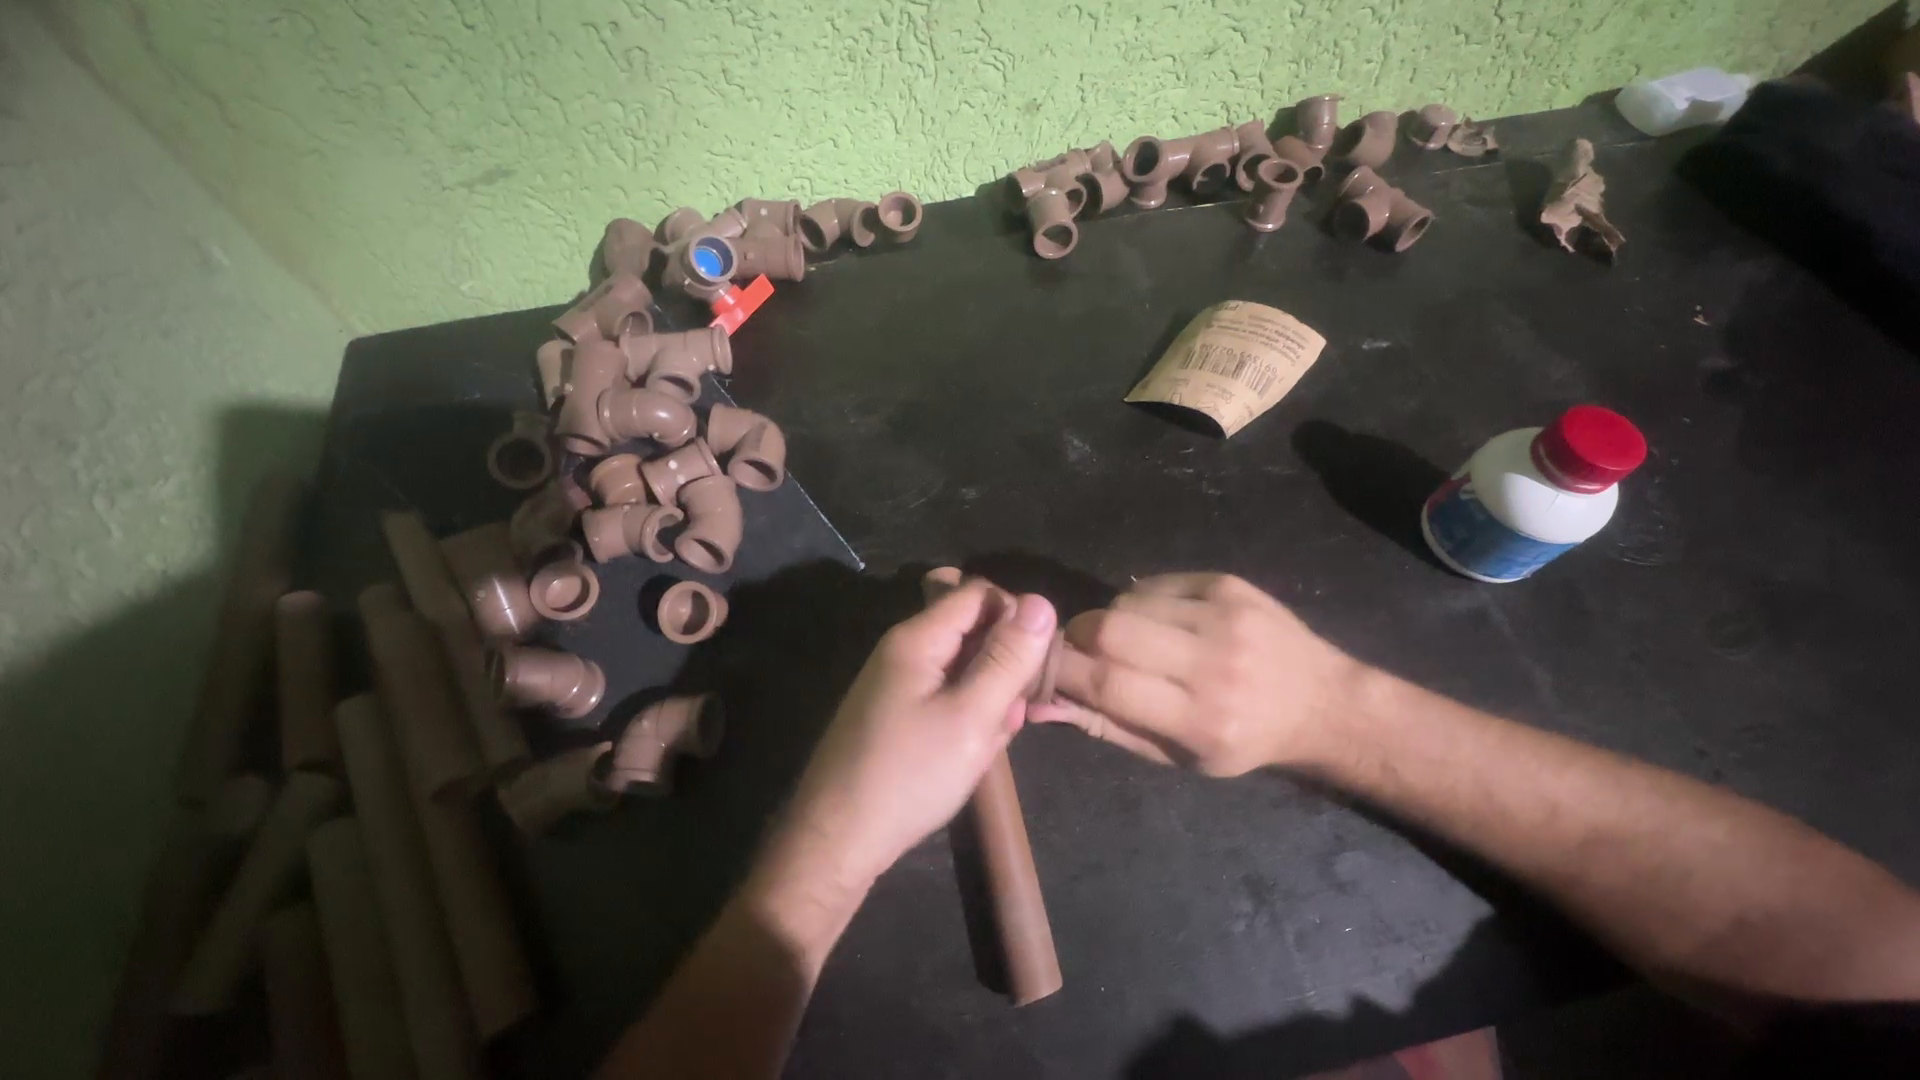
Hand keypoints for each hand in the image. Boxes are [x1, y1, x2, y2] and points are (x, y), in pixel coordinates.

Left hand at [751, 577, 1057, 924]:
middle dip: (1002, 668)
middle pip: (972, 630)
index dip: (1016, 617)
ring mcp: (897, 683)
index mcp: (917, 638)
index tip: (1033, 665)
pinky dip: (966, 718)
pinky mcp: (896, 713)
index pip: (979, 593)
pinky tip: (968, 754)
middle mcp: (903, 650)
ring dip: (987, 699)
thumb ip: (1007, 659)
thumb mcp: (972, 717)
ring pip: (963, 669)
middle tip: (1008, 717)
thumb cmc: (909, 776)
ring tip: (986, 745)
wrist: (839, 838)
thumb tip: (1041, 600)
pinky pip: (945, 696)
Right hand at [1030, 573, 1361, 775]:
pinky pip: (1158, 583)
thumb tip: (1047, 703)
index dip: (1064, 671)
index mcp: (1200, 719)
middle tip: (1079, 647)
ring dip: (1113, 618)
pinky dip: (1143, 601)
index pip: (1110, 684)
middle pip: (1113, 630)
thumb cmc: (1245, 741)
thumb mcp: (1180, 758)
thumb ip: (1112, 728)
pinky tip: (1159, 620)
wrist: (1324, 703)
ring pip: (1130, 601)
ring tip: (1129, 637)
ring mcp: (1225, 618)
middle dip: (1079, 636)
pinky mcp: (1229, 585)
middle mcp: (1214, 665)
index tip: (1045, 668)